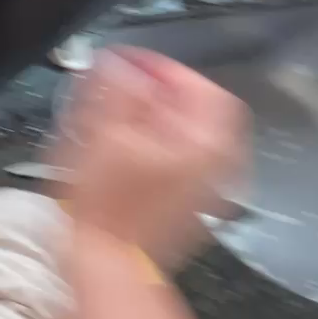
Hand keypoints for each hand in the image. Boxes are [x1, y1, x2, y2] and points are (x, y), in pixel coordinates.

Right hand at [54, 47, 248, 268]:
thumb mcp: (99, 138)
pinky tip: (120, 148)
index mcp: (203, 141)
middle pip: (196, 111)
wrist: (108, 258)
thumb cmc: (102, 201)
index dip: (161, 69)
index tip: (124, 60)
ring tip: (112, 114)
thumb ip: (112, 95)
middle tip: (117, 84)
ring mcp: (206, 183)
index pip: (198, 89)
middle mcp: (217, 161)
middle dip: (157, 92)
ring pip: (186, 135)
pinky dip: (154, 142)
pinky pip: (179, 157)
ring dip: (154, 117)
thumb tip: (116, 64)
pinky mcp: (188, 199)